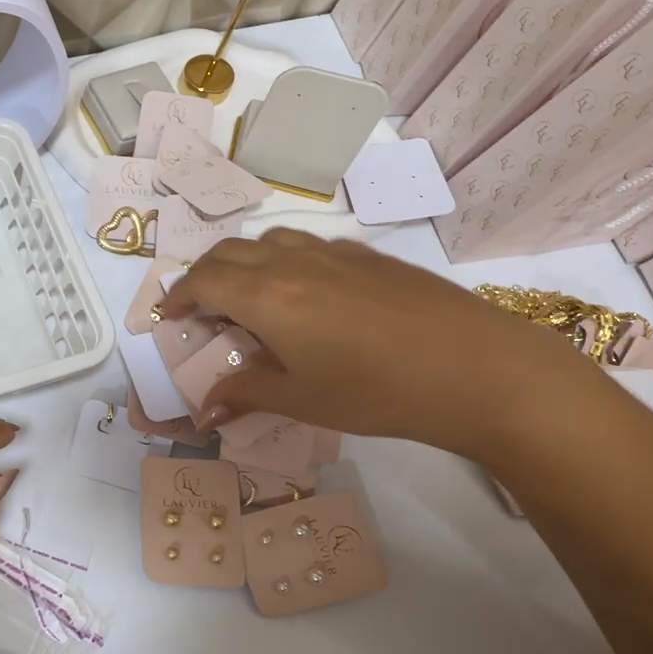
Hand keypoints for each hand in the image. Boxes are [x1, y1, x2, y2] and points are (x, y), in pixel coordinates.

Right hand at [160, 230, 609, 459]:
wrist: (480, 370)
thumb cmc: (376, 391)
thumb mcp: (300, 400)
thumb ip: (245, 395)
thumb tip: (204, 413)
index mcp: (266, 294)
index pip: (203, 279)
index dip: (180, 296)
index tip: (172, 318)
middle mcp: (293, 261)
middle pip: (230, 251)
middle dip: (205, 275)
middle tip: (202, 308)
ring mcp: (336, 253)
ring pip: (271, 240)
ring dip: (245, 263)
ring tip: (249, 299)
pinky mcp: (372, 258)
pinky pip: (310, 246)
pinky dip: (286, 262)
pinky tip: (307, 298)